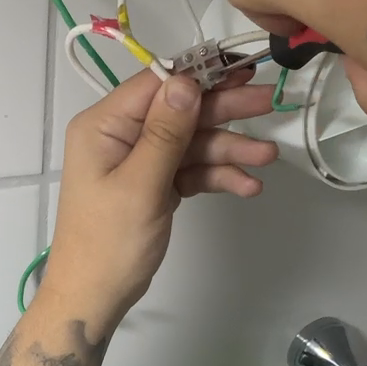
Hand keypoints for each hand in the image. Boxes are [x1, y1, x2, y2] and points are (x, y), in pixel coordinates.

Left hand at [34, 70, 276, 338]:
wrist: (94, 296)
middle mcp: (120, 136)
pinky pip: (189, 171)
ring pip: (190, 143)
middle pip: (179, 111)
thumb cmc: (109, 243)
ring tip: (267, 158)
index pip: (156, 84)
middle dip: (224, 110)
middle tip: (272, 102)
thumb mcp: (140, 185)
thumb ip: (165, 132)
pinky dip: (216, 176)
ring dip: (228, 149)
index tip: (244, 69)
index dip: (200, 75)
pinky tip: (246, 186)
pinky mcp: (154, 187)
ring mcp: (138, 162)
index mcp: (104, 126)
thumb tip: (186, 80)